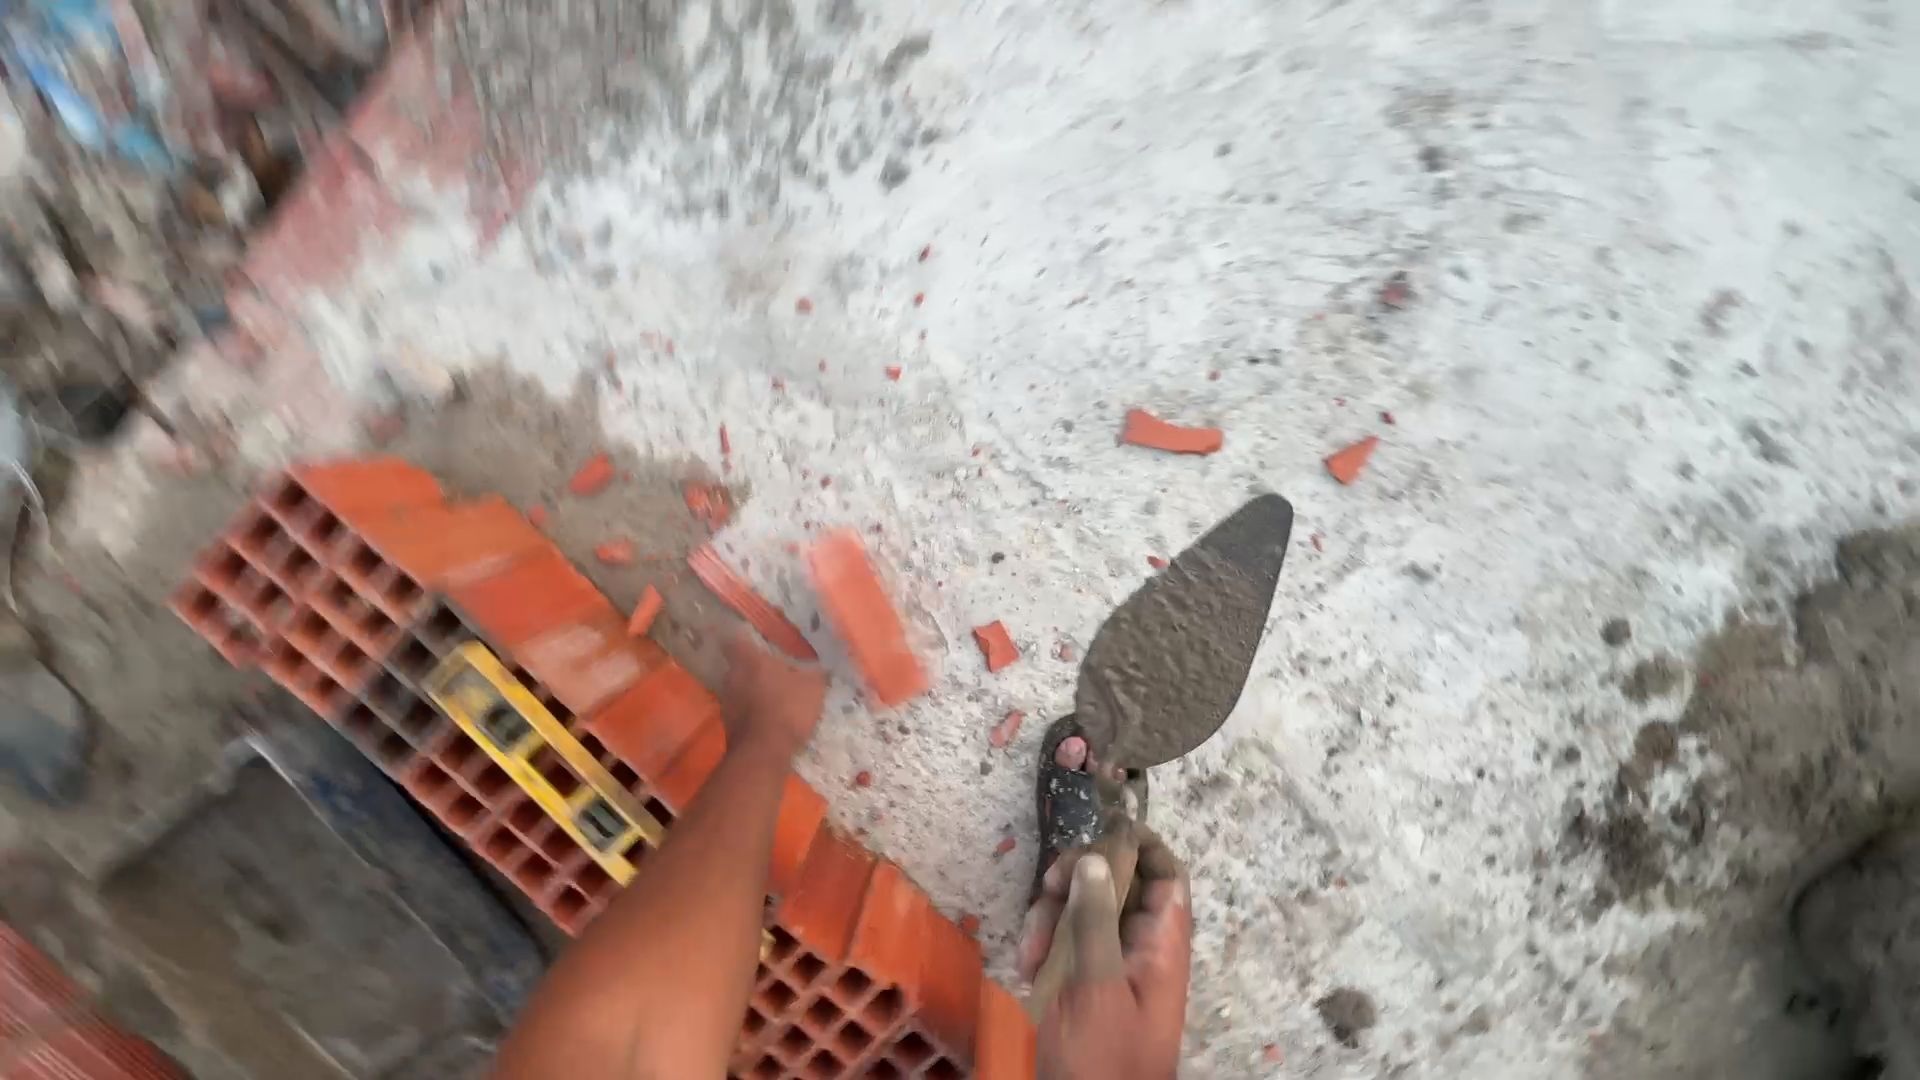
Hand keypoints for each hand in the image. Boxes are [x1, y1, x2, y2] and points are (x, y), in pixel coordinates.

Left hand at [718, 631, 827, 763]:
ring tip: (774, 695)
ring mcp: (726, 701)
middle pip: (739, 664)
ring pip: (739, 687)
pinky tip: (769, 716)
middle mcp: (731, 676)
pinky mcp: (727, 723)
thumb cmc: (787, 708)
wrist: (763, 753)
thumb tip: (821, 666)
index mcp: (749, 660)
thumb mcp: (813, 687)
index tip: (755, 637)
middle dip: (754, 666)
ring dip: (752, 689)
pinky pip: (741, 708)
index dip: (744, 636)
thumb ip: (815, 672)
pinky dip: (752, 709)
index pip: (736, 639)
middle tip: (774, 669)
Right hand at [1016, 831, 1191, 1079]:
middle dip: (1079, 878)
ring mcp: (1110, 962)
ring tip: (1031, 949)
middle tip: (1050, 886)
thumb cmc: (1102, 1059)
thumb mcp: (1097, 985)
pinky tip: (1027, 965)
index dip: (1142, 843)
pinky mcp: (1083, 979)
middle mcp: (1140, 945)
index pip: (1166, 873)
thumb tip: (1096, 855)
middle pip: (1117, 881)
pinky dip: (1044, 942)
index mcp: (1161, 945)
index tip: (1101, 826)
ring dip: (1053, 915)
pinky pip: (1065, 939)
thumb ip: (1096, 918)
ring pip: (1085, 907)